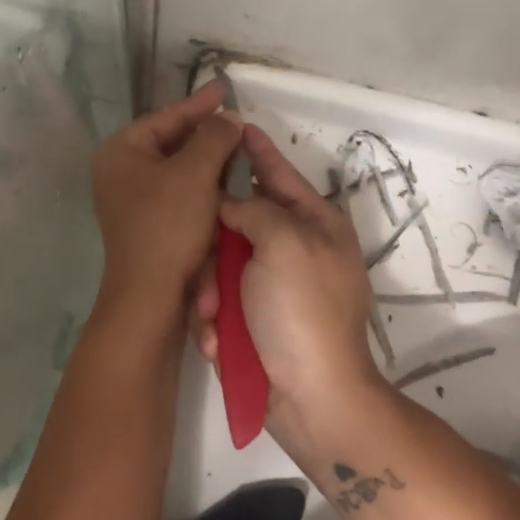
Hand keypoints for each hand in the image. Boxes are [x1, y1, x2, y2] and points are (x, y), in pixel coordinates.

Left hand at [91, 80, 243, 321]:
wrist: (150, 296)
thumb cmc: (168, 225)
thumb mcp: (195, 173)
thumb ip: (213, 138)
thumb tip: (228, 118)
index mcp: (121, 152)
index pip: (165, 117)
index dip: (199, 103)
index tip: (225, 88)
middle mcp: (120, 173)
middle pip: (171, 144)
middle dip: (207, 137)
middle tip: (237, 124)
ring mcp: (131, 203)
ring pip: (178, 173)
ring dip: (209, 166)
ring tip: (239, 153)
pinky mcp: (148, 228)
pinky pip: (179, 199)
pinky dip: (202, 193)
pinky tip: (228, 190)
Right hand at [190, 124, 382, 427]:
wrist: (311, 397)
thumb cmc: (304, 312)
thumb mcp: (285, 243)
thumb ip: (252, 209)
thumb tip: (228, 206)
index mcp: (315, 224)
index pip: (278, 174)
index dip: (255, 149)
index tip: (232, 122)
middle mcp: (292, 249)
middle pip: (236, 221)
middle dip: (214, 246)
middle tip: (204, 263)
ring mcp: (270, 286)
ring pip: (217, 263)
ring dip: (210, 290)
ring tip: (212, 315)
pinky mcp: (250, 318)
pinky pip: (216, 300)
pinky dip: (213, 319)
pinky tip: (217, 339)